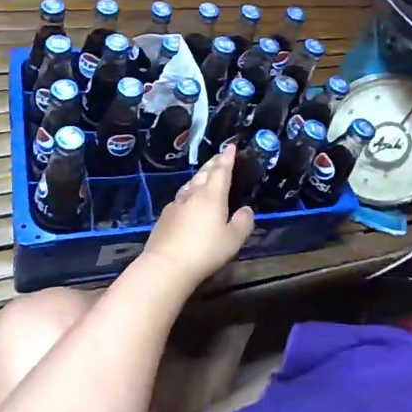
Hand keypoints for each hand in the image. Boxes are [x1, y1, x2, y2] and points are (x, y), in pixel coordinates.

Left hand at [138, 143, 255, 285]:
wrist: (167, 264)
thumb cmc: (205, 250)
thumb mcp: (233, 240)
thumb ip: (243, 223)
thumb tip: (246, 209)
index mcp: (211, 195)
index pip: (221, 171)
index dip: (227, 158)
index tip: (230, 147)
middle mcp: (193, 194)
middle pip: (204, 174)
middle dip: (213, 164)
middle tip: (219, 157)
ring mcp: (176, 204)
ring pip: (190, 184)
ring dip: (199, 176)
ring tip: (205, 175)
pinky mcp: (165, 216)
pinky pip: (181, 197)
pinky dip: (188, 192)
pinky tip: (188, 199)